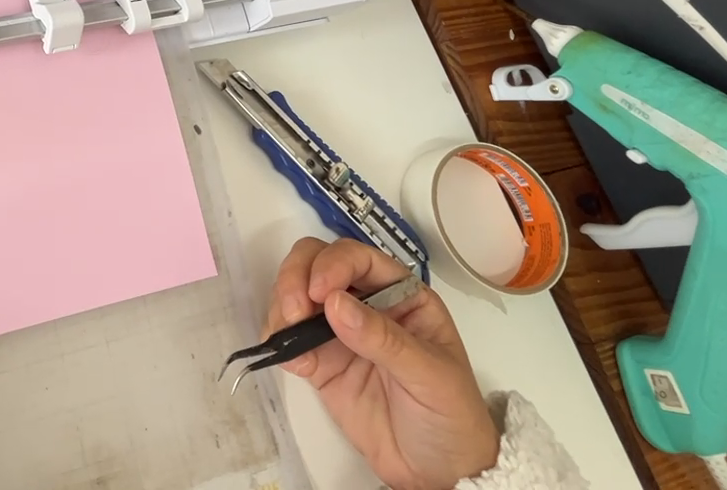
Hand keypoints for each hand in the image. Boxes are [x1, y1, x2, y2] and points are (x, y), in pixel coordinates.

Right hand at [264, 237, 497, 489]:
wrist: (438, 475)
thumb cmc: (451, 417)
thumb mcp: (431, 377)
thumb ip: (383, 338)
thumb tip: (333, 302)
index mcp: (399, 294)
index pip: (357, 258)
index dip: (333, 265)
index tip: (319, 294)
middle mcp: (363, 301)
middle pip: (314, 261)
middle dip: (296, 277)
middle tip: (293, 310)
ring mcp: (335, 328)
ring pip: (294, 290)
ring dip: (281, 303)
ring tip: (286, 334)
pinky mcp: (316, 357)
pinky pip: (284, 332)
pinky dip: (276, 334)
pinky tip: (286, 355)